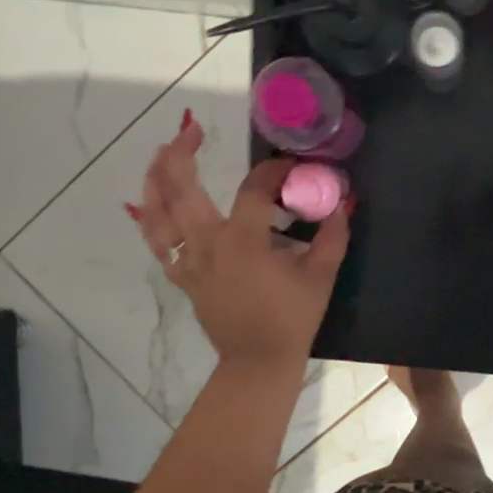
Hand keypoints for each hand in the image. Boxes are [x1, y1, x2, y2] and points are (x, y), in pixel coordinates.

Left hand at [128, 114, 349, 370]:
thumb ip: (332, 237)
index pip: (254, 190)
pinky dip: (151, 220)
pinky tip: (152, 204)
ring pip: (157, 212)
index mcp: (244, 240)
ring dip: (154, 178)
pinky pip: (157, 243)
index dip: (273, 172)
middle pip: (181, 187)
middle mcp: (208, 243)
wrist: (259, 362)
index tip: (289, 166)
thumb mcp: (320, 277)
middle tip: (192, 130)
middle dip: (182, 152)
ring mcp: (189, 261)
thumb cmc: (291, 320)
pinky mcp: (182, 277)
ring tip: (160, 155)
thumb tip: (341, 204)